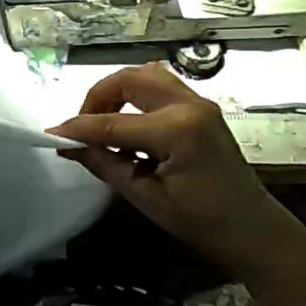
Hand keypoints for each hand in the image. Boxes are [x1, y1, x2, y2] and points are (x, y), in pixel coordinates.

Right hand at [48, 63, 305, 278]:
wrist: (253, 230)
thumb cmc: (203, 223)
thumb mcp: (148, 199)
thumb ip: (106, 165)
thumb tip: (69, 146)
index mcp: (177, 130)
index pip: (114, 122)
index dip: (79, 127)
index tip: (52, 133)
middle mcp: (189, 104)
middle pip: (130, 78)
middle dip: (99, 97)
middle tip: (82, 126)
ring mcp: (199, 102)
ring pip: (147, 75)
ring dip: (119, 91)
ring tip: (103, 122)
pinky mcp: (202, 108)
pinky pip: (162, 87)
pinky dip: (138, 96)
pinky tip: (128, 124)